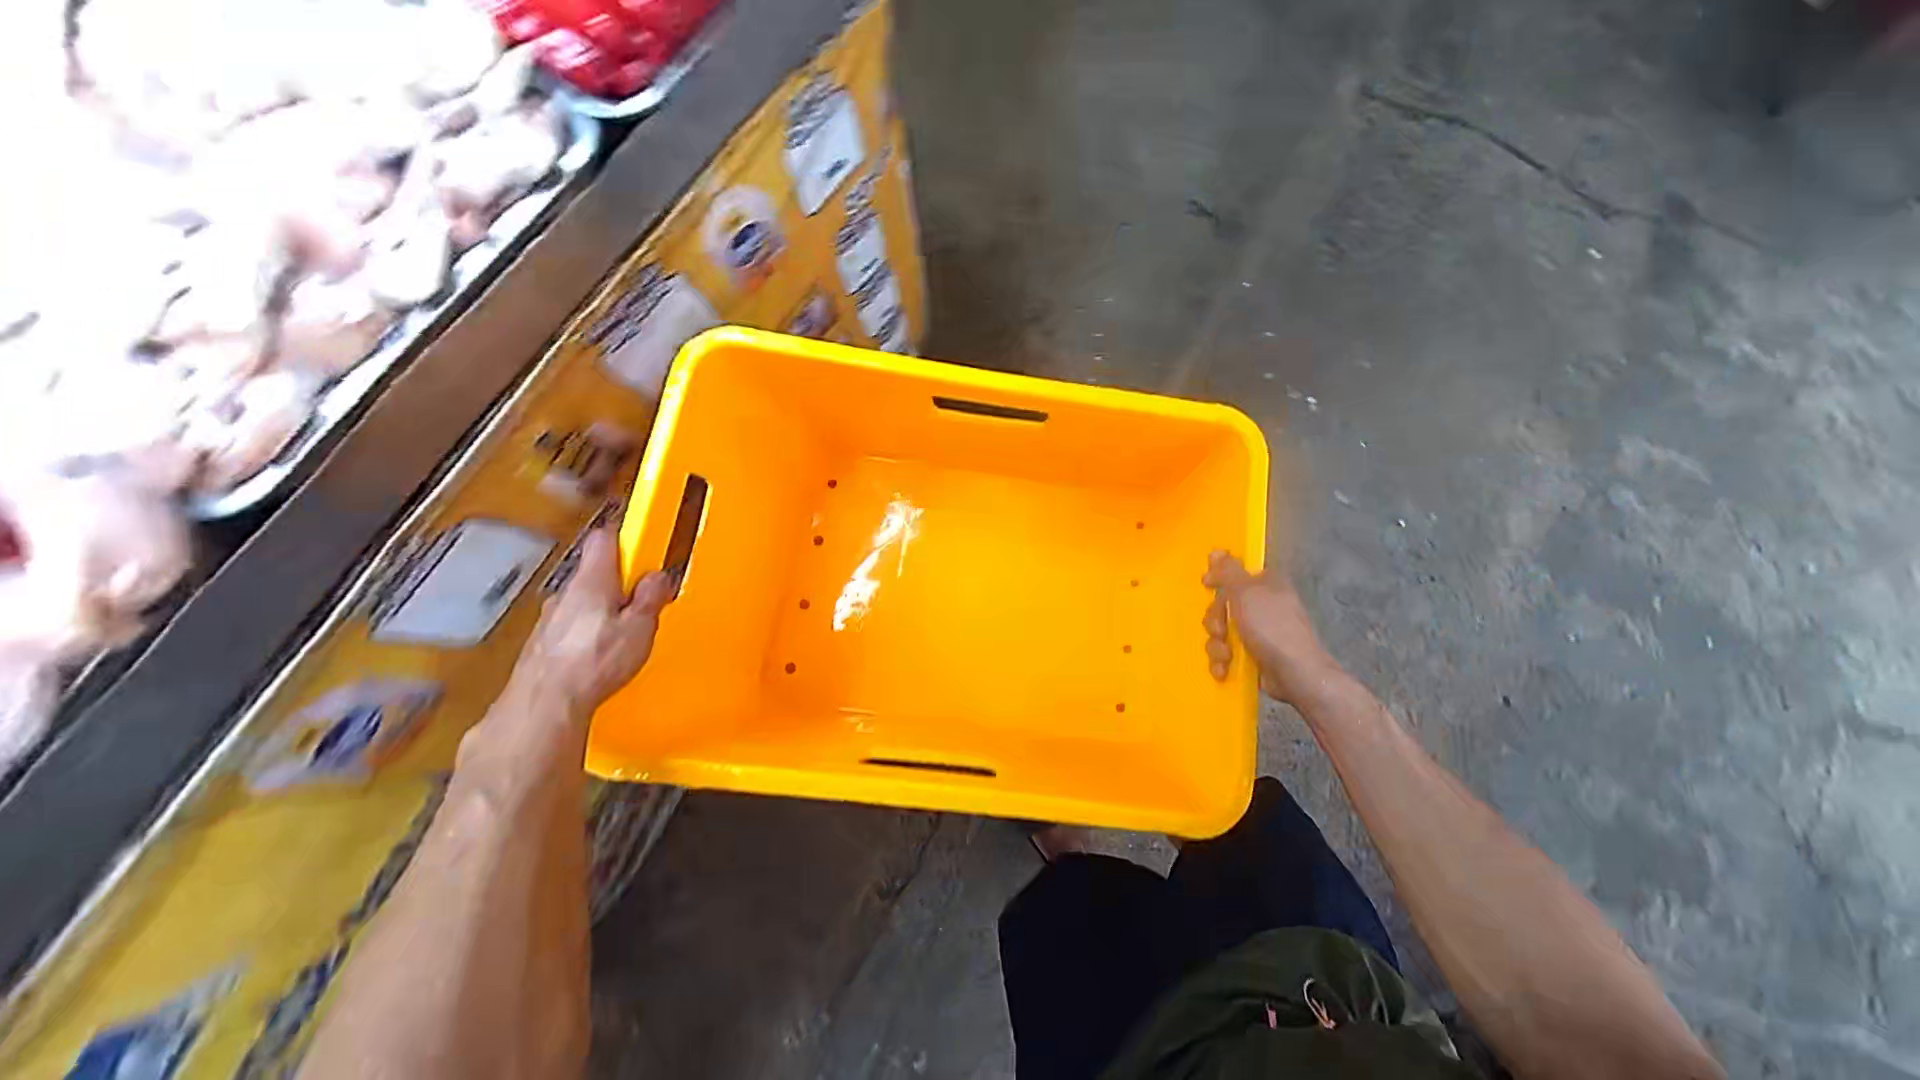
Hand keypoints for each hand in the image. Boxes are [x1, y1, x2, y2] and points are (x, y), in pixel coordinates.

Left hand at [513, 526, 674, 712]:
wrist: (545, 702)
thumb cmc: (591, 663)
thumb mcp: (639, 628)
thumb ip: (650, 598)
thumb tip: (657, 578)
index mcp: (593, 581)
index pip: (606, 539)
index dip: (628, 538)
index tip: (647, 547)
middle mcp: (567, 592)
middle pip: (598, 570)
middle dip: (623, 582)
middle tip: (645, 603)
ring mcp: (552, 616)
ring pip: (584, 599)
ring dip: (605, 608)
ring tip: (625, 635)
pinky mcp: (545, 641)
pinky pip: (572, 624)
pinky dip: (589, 631)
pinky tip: (601, 654)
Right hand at [1203, 550, 1340, 705]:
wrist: (1295, 674)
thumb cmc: (1272, 627)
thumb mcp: (1246, 593)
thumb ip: (1228, 571)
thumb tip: (1216, 550)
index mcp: (1266, 584)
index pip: (1235, 574)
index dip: (1219, 581)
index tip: (1207, 586)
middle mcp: (1263, 605)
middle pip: (1222, 606)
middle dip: (1215, 622)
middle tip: (1220, 631)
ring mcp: (1260, 632)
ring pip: (1221, 632)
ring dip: (1217, 646)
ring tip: (1227, 657)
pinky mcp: (1255, 655)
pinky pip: (1228, 653)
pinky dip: (1224, 662)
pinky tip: (1225, 670)